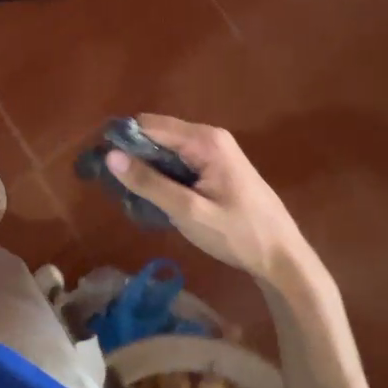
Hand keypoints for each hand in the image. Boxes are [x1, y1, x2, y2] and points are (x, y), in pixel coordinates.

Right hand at [105, 115, 314, 285]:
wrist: (286, 261)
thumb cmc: (239, 235)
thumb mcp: (189, 212)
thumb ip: (149, 183)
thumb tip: (110, 155)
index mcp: (205, 140)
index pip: (149, 126)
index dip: (122, 141)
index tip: (101, 164)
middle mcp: (210, 137)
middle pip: (157, 134)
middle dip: (133, 155)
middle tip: (116, 185)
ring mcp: (216, 151)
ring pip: (166, 149)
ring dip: (148, 167)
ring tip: (132, 194)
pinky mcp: (217, 167)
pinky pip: (179, 161)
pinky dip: (163, 175)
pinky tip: (156, 197)